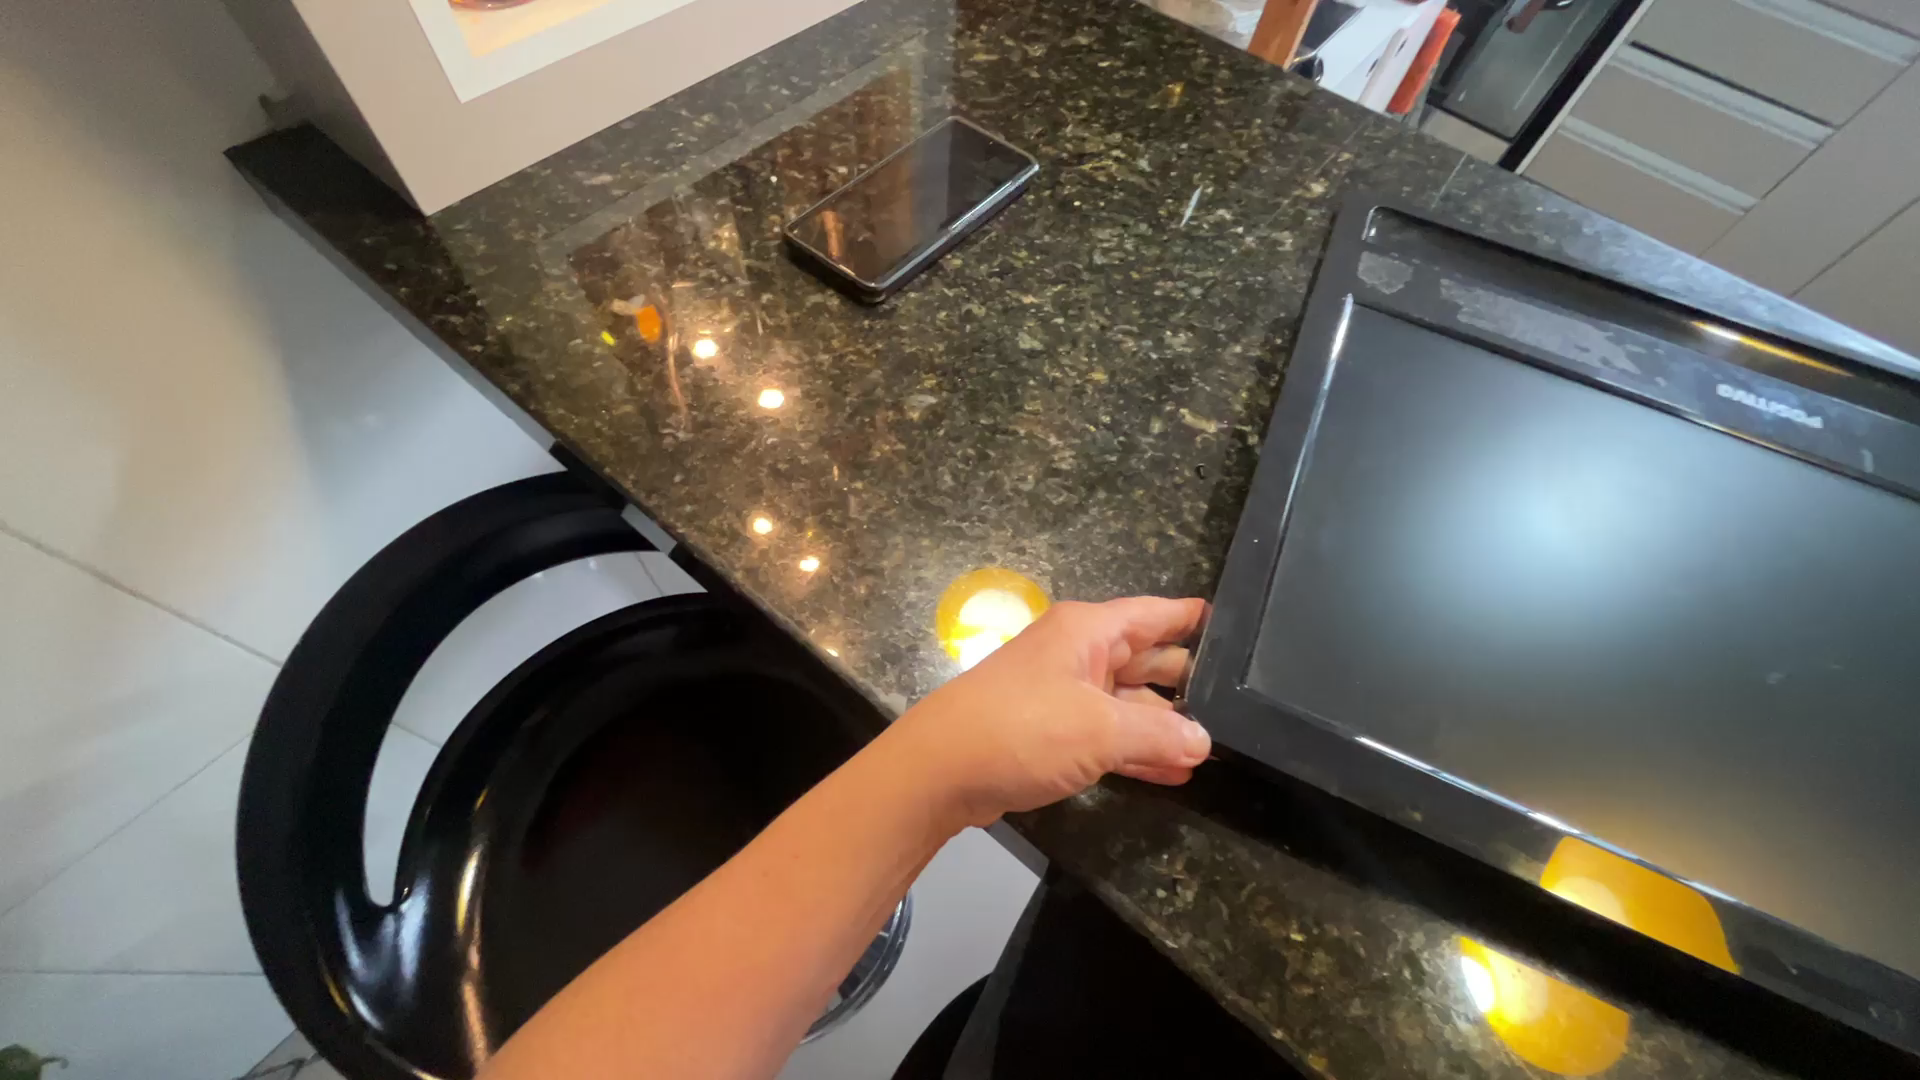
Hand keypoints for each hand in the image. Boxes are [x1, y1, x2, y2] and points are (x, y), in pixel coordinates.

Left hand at [879, 596, 1212, 828]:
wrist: (942, 769)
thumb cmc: (1022, 730)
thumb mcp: (1098, 730)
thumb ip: (1156, 734)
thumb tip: (1203, 740)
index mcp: (1088, 631)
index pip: (1154, 613)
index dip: (1192, 618)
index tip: (1237, 627)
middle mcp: (1078, 653)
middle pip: (1145, 657)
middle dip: (1186, 679)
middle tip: (1241, 701)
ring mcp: (1064, 692)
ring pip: (1128, 701)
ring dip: (1165, 724)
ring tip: (1214, 744)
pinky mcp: (1053, 730)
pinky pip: (1108, 734)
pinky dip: (1137, 749)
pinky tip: (1175, 771)